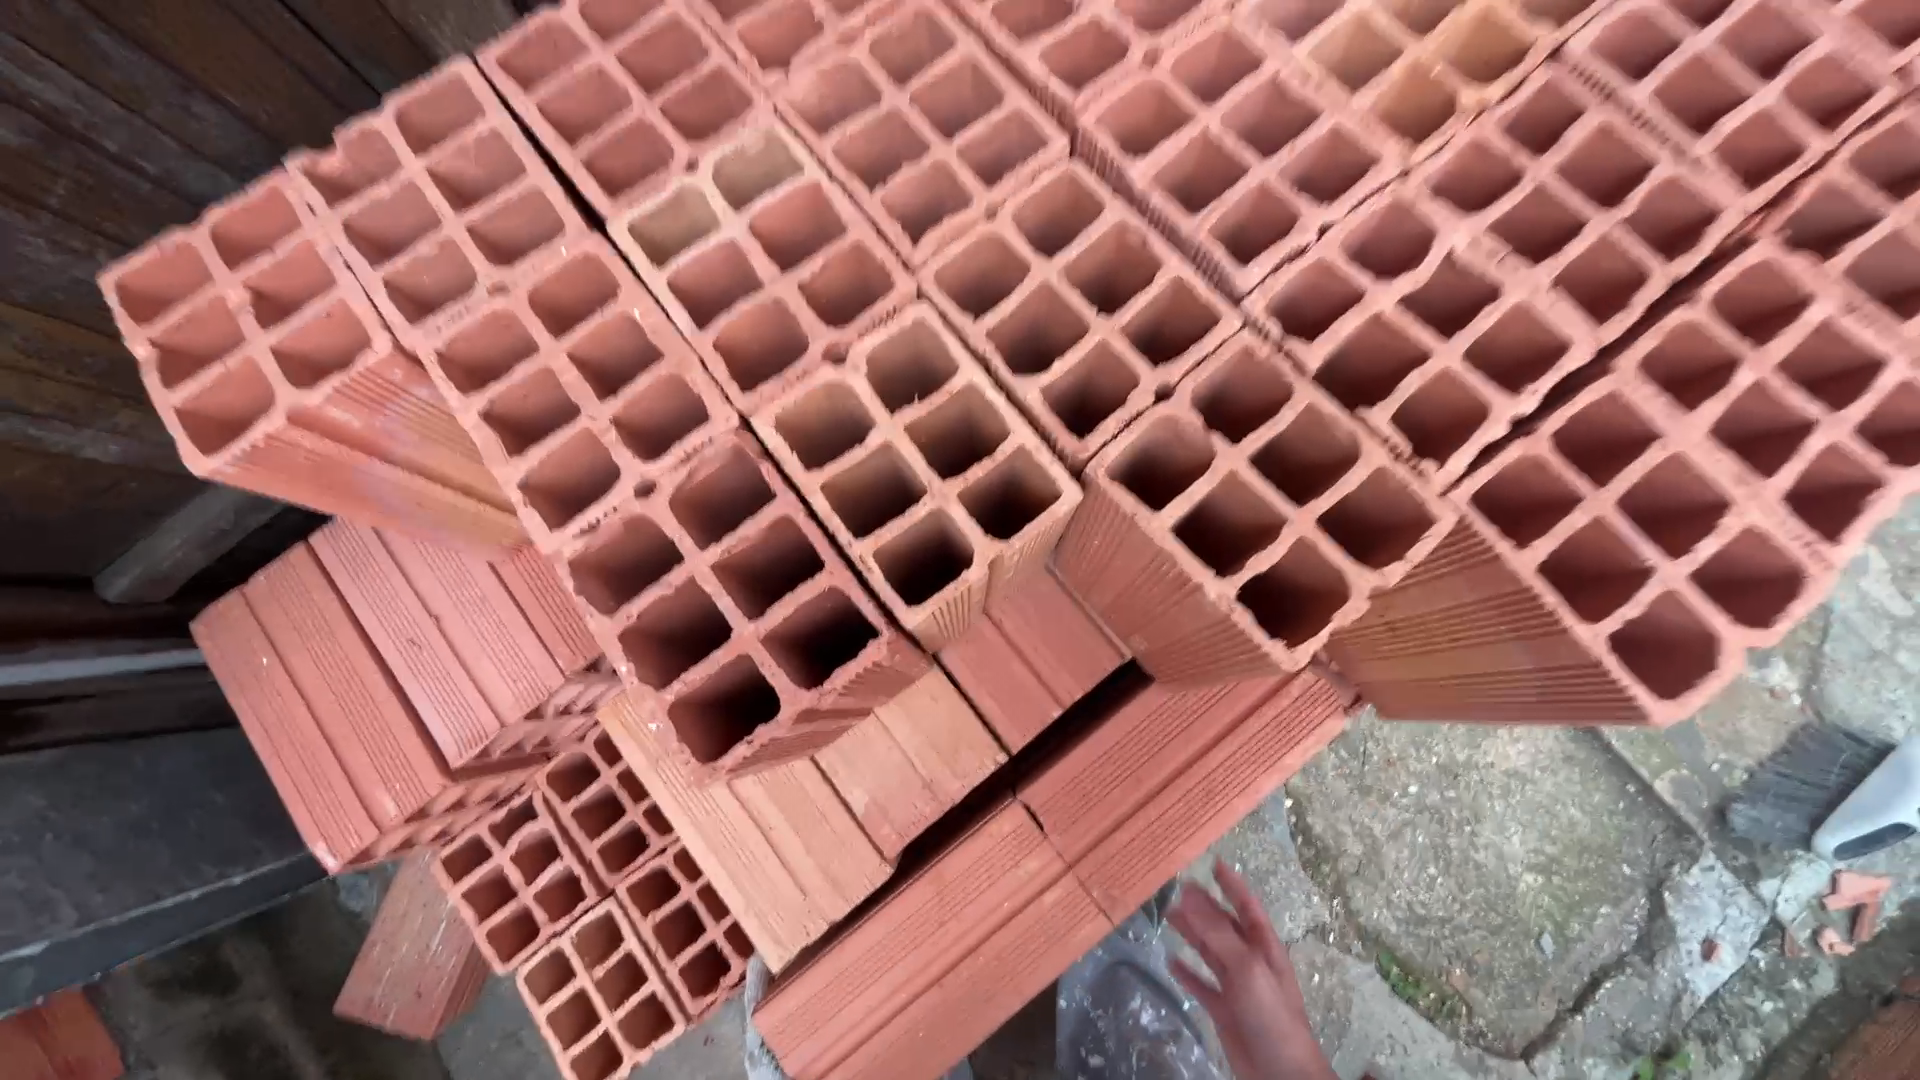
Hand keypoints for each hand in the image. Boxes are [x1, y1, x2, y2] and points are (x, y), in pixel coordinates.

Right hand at [1167, 858, 1336, 1079]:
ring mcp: (1237, 987)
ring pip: (1210, 952)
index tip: (1213, 862)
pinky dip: (1187, 973)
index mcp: (1264, 947)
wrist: (1282, 1075)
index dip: (1232, 884)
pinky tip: (1171, 962)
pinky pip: (1202, 985)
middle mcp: (1250, 961)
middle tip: (1177, 887)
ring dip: (1191, 934)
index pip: (1247, 905)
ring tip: (1168, 916)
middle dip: (1203, 907)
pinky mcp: (1224, 1010)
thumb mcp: (1246, 967)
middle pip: (1223, 926)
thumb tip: (1188, 893)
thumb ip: (1217, 931)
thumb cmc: (1271, 1014)